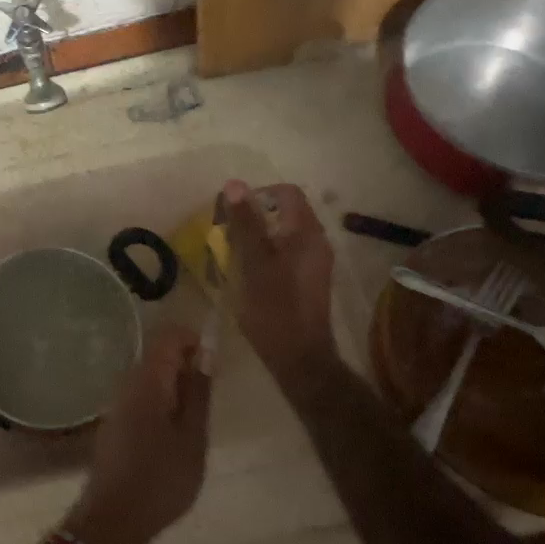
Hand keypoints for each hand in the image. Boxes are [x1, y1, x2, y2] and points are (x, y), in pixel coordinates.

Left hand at [63, 325, 211, 543]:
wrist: (114, 517)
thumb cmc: (161, 478)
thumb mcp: (193, 437)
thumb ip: (199, 393)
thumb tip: (206, 354)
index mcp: (148, 379)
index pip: (169, 335)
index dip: (194, 338)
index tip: (215, 360)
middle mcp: (128, 381)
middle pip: (157, 353)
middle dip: (186, 362)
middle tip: (210, 393)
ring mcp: (117, 401)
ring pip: (150, 375)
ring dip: (174, 383)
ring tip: (196, 414)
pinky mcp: (115, 420)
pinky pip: (141, 394)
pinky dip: (161, 399)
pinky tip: (173, 429)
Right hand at [220, 180, 340, 394]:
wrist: (299, 359)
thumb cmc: (274, 308)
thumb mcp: (253, 262)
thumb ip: (245, 222)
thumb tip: (235, 184)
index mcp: (307, 233)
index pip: (286, 192)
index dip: (258, 194)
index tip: (233, 212)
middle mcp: (316, 242)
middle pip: (285, 212)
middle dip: (253, 217)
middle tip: (228, 234)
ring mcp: (314, 262)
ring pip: (283, 233)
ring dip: (257, 237)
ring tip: (232, 254)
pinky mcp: (308, 280)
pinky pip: (286, 253)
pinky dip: (266, 254)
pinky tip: (247, 273)